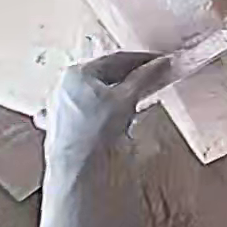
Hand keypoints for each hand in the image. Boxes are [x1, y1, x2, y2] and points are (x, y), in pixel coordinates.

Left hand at [40, 51, 174, 197]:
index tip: (162, 61)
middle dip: (130, 74)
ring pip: (96, 90)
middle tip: (153, 77)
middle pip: (105, 73)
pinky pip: (86, 106)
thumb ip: (146, 76)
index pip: (117, 58)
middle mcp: (64, 84)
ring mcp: (59, 103)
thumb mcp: (128, 98)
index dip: (143, 59)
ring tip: (138, 94)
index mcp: (78, 72)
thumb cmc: (99, 126)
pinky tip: (110, 111)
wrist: (76, 167)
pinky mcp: (60, 122)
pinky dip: (103, 105)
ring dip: (118, 90)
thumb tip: (166, 61)